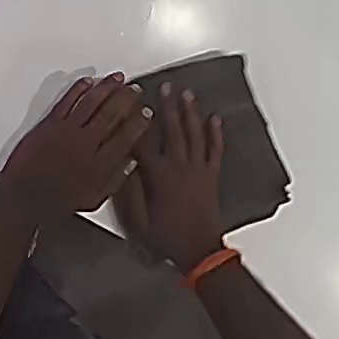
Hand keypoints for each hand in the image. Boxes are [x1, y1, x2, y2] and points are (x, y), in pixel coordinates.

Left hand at [0, 74, 154, 224]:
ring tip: (117, 78)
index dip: (138, 123)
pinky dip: (78, 89)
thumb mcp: (92, 198)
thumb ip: (114, 181)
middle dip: (126, 99)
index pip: (126, 137)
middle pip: (112, 114)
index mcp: (100, 164)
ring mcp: (67, 131)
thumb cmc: (56, 201)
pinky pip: (67, 101)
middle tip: (135, 89)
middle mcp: (87, 143)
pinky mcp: (50, 123)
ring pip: (91, 102)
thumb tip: (130, 164)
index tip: (147, 112)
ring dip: (106, 88)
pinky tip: (87, 81)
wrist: (25, 196)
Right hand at [117, 85, 226, 270]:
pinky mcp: (212, 175)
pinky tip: (215, 119)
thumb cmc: (166, 236)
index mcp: (158, 175)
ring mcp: (198, 169)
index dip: (135, 121)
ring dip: (190, 113)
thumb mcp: (138, 219)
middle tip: (165, 87)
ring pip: (194, 134)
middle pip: (172, 130)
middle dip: (168, 106)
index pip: (142, 141)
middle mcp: (179, 166)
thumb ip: (128, 191)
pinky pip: (215, 150)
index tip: (130, 103)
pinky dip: (216, 133)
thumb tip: (123, 163)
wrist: (200, 252)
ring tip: (187, 94)